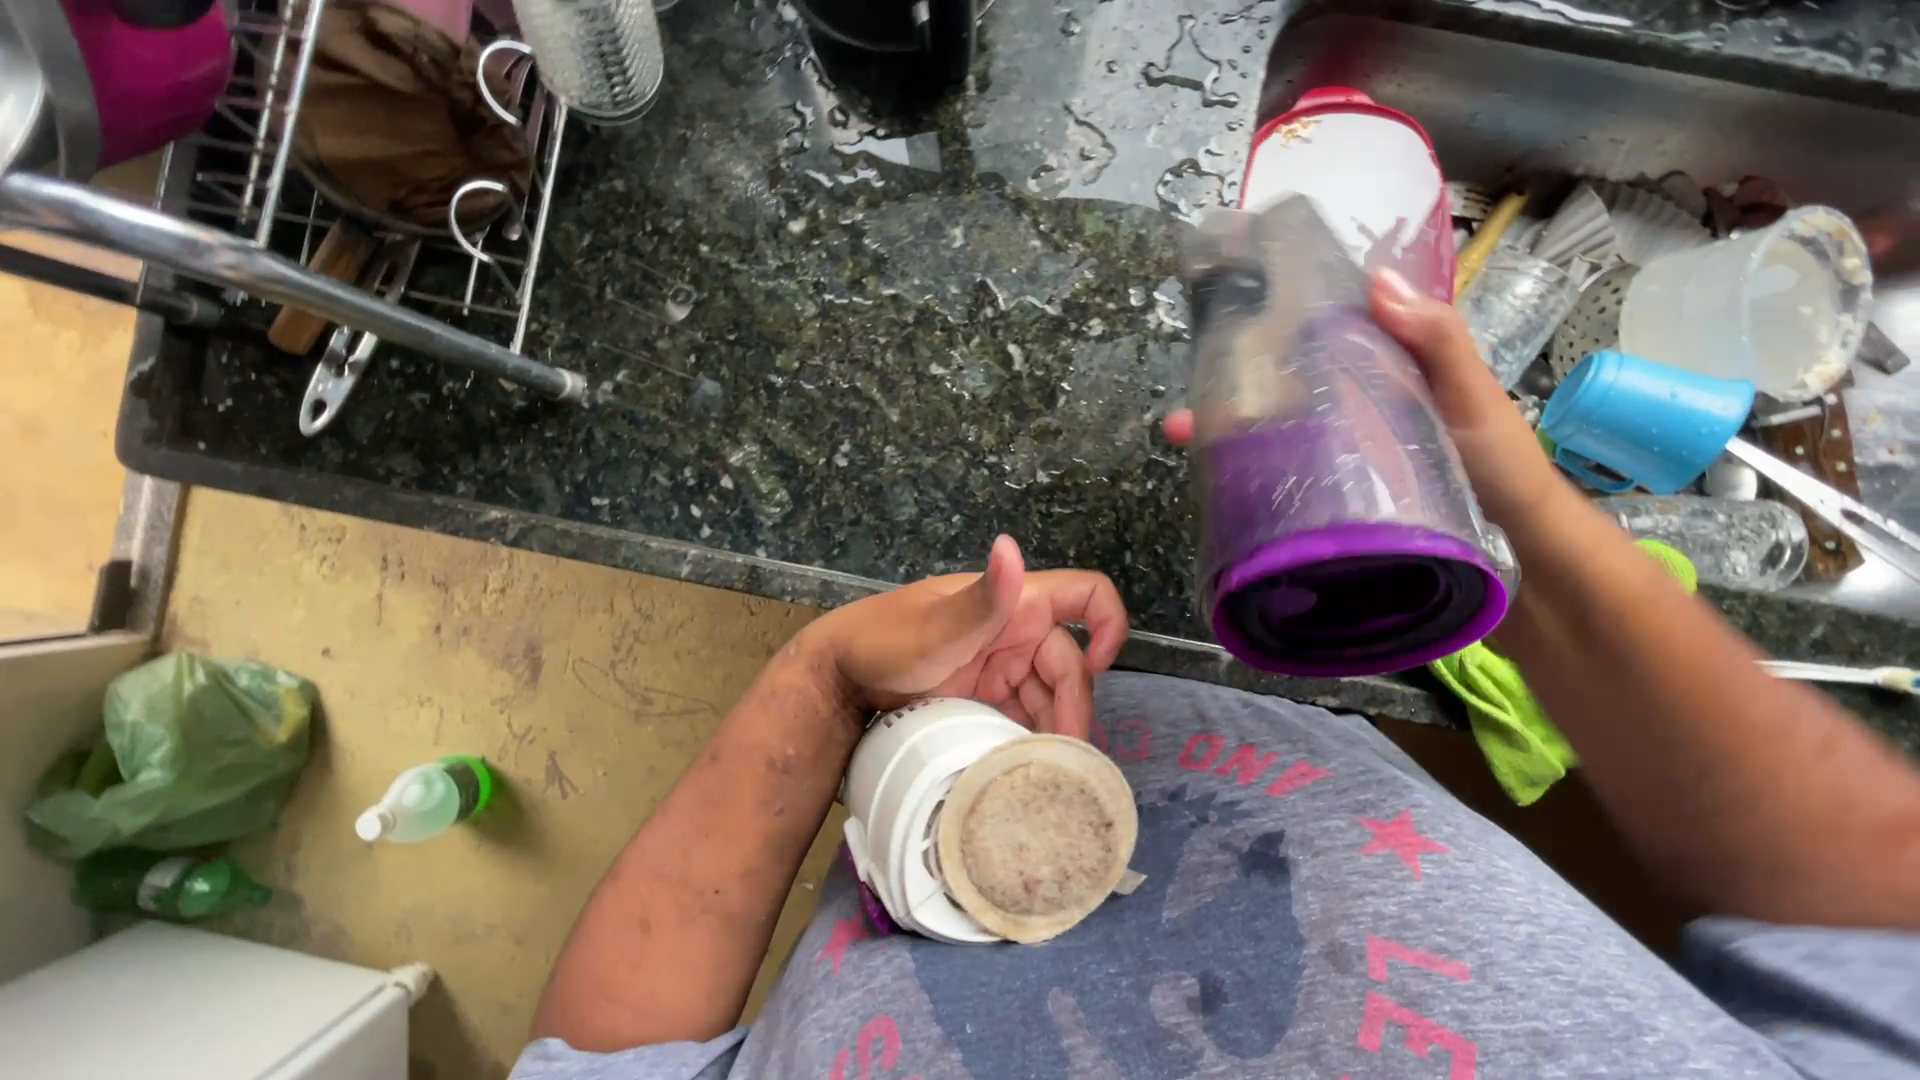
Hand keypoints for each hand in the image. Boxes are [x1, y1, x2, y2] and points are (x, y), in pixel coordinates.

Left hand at [798, 536, 1128, 738]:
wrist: (839, 679)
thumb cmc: (885, 640)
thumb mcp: (935, 626)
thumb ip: (980, 597)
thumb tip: (1011, 545)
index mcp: (1015, 604)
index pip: (1085, 595)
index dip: (1108, 624)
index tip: (1098, 667)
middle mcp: (1017, 632)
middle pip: (1071, 664)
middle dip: (1074, 706)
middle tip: (1064, 758)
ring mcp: (1003, 668)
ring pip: (1051, 697)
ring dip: (1054, 731)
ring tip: (1049, 772)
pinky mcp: (988, 699)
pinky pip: (1025, 717)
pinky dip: (1031, 739)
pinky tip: (1028, 767)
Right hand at [1163, 268, 1562, 528]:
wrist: (1522, 562)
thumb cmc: (1503, 470)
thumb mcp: (1474, 398)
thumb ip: (1436, 344)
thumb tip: (1374, 281)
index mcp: (1383, 381)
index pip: (1316, 348)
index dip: (1269, 337)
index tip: (1220, 331)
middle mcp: (1352, 420)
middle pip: (1278, 401)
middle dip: (1225, 400)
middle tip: (1182, 416)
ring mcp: (1340, 467)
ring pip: (1272, 446)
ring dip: (1222, 443)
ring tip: (1184, 441)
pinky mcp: (1335, 510)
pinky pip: (1283, 491)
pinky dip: (1244, 487)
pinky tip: (1212, 489)